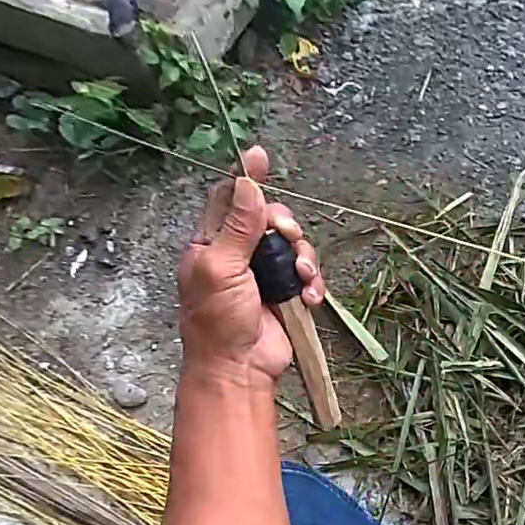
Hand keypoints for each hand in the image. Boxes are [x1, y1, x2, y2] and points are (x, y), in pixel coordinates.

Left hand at [180, 146, 324, 386]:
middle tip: (286, 239)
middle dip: (284, 226)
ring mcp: (265, 276)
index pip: (229, 200)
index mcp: (211, 244)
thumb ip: (237, 226)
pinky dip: (313, 285)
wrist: (239, 368)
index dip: (245, 180)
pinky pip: (308, 277)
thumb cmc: (218, 322)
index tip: (260, 156)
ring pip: (294, 246)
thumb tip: (248, 184)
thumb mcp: (220, 268)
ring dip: (304, 258)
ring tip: (302, 277)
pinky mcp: (287, 295)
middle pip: (269, 219)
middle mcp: (238, 254)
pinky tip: (308, 298)